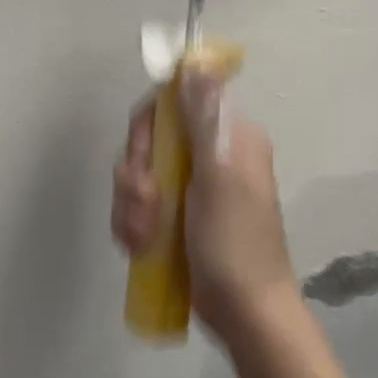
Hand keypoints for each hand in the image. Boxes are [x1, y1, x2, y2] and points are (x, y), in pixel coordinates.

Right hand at [111, 67, 297, 342]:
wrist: (244, 314)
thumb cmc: (234, 245)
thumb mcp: (219, 177)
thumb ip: (203, 118)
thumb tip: (195, 63)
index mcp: (227, 139)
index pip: (168, 107)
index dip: (145, 133)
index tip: (144, 164)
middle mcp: (209, 157)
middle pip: (147, 145)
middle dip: (136, 181)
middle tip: (147, 208)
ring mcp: (192, 190)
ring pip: (137, 179)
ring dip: (132, 209)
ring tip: (146, 238)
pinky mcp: (177, 219)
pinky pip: (138, 208)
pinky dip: (134, 227)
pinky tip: (143, 248)